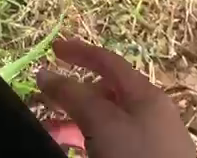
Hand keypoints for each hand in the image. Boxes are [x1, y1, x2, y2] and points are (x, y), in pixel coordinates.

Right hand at [36, 37, 196, 157]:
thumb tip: (44, 74)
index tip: (52, 49)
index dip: (79, 51)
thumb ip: (71, 94)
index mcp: (146, 95)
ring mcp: (152, 142)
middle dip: (73, 94)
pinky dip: (90, 140)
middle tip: (47, 99)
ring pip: (106, 121)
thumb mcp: (99, 121)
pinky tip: (74, 148)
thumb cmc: (137, 156)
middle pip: (105, 92)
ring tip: (52, 131)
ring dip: (76, 121)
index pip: (108, 61)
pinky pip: (112, 143)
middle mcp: (151, 114)